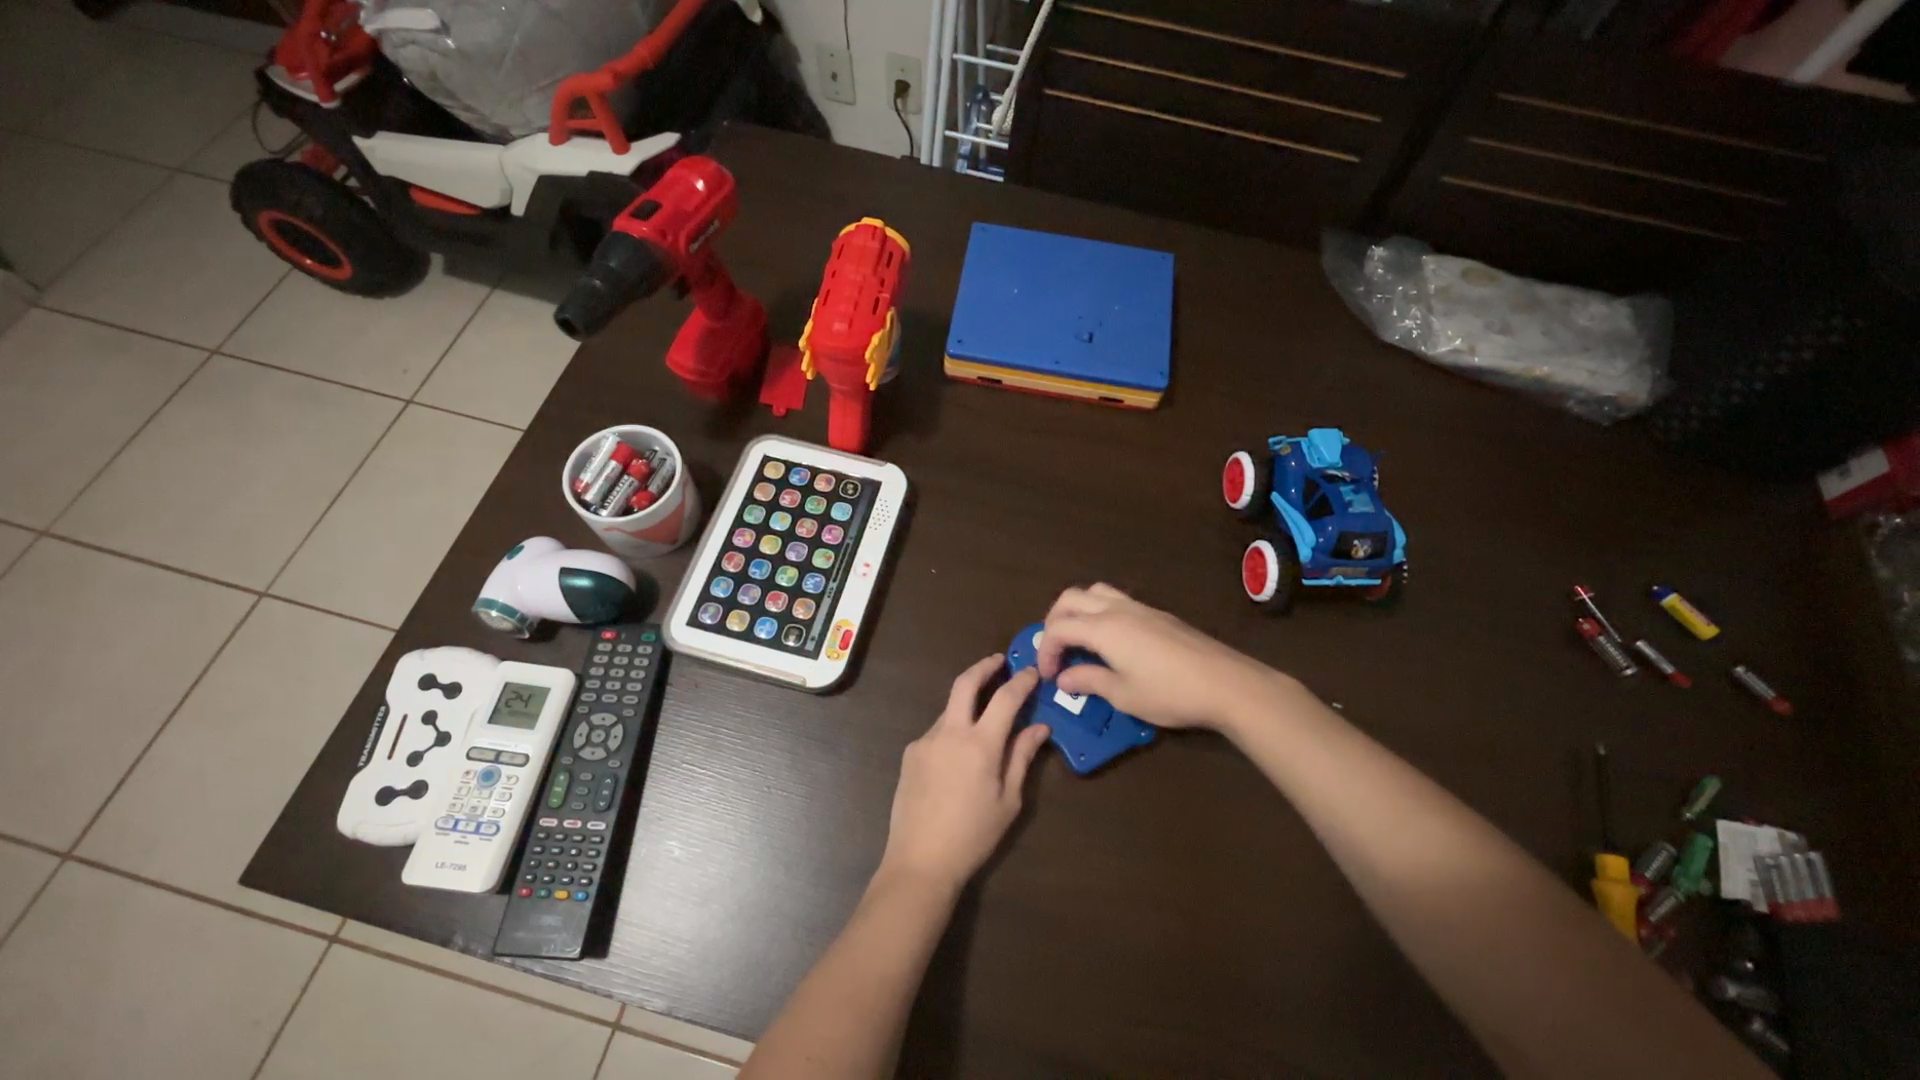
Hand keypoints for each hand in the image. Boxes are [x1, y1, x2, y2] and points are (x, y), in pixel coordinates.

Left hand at [877, 656, 1049, 895]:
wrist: (921, 860)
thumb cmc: (974, 835)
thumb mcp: (1009, 800)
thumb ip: (1022, 757)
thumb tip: (1039, 727)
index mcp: (980, 745)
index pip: (1006, 698)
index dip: (1022, 681)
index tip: (1033, 672)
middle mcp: (949, 733)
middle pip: (965, 683)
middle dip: (984, 667)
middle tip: (1000, 661)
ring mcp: (925, 741)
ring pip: (949, 709)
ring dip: (968, 704)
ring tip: (985, 718)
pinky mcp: (910, 754)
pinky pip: (936, 732)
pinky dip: (953, 730)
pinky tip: (961, 754)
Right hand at [1037, 584, 1282, 731]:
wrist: (1226, 683)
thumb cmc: (1170, 693)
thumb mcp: (1123, 696)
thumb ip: (1089, 681)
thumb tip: (1064, 678)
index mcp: (1103, 629)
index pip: (1058, 628)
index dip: (1045, 651)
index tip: (1048, 677)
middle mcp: (1117, 609)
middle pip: (1071, 598)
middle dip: (1054, 622)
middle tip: (1055, 651)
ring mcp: (1140, 608)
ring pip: (1095, 592)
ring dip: (1077, 610)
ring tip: (1078, 639)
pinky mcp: (1158, 615)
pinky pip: (1116, 599)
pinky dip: (1099, 612)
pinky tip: (1110, 641)